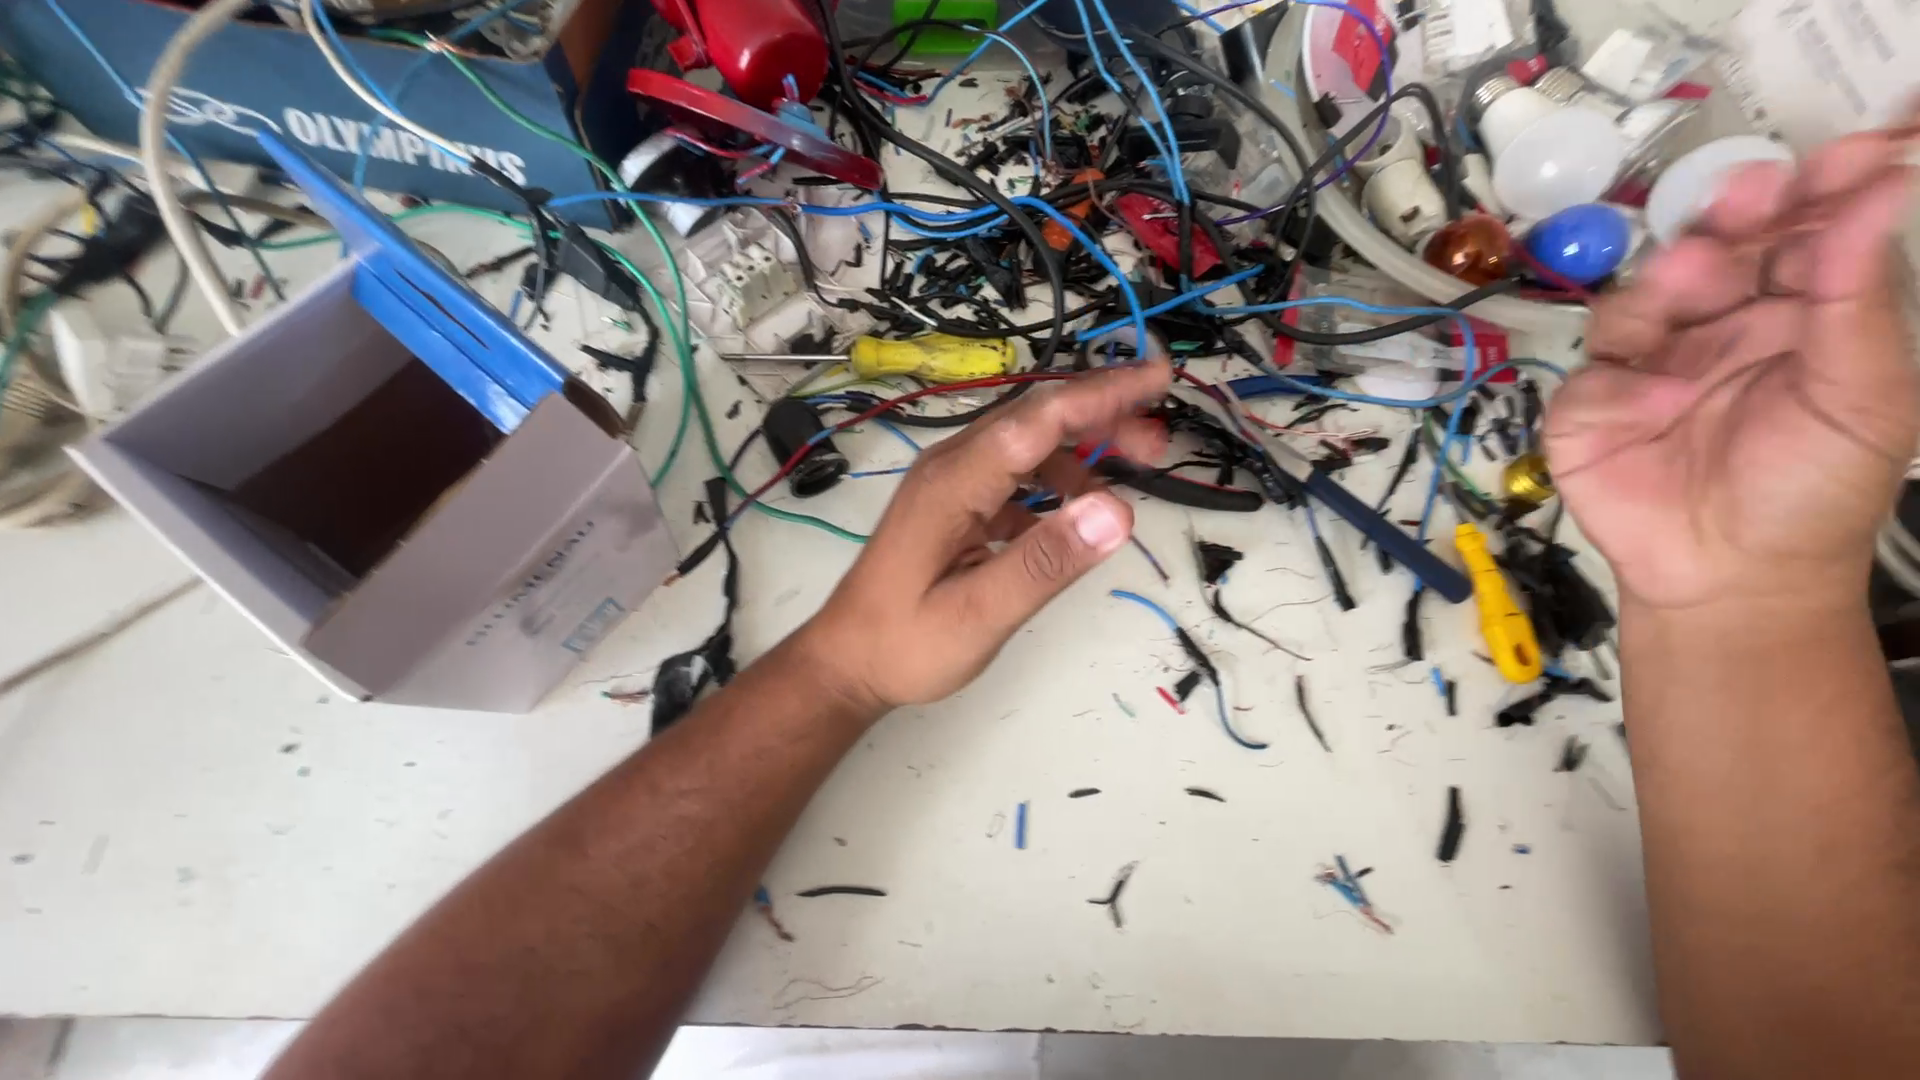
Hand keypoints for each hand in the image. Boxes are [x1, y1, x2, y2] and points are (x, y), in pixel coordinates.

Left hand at [795, 361, 1172, 713]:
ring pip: (1026, 445)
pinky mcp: (954, 505)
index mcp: (954, 482)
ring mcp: (950, 484)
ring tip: (1129, 473)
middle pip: (1035, 421)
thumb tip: (1119, 511)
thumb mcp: (979, 615)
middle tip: (1160, 439)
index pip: (1038, 419)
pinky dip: (1054, 480)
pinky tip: (1074, 510)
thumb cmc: (906, 644)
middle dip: (1101, 416)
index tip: (1158, 377)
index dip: (1101, 394)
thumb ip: (1046, 563)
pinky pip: (1012, 475)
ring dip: (1081, 449)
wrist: (847, 661)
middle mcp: (951, 467)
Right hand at [1545, 123, 1919, 611]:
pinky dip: (1620, 369)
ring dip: (1669, 278)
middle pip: (1718, 252)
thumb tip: (1875, 199)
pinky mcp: (1589, 404)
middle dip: (1735, 216)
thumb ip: (1858, 303)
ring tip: (1695, 273)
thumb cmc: (1813, 488)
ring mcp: (1647, 364)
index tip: (1857, 153)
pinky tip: (1654, 392)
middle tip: (1751, 193)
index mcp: (1800, 318)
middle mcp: (1719, 329)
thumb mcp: (1867, 396)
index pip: (1807, 238)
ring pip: (1643, 296)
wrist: (1726, 572)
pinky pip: (1594, 368)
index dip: (1826, 191)